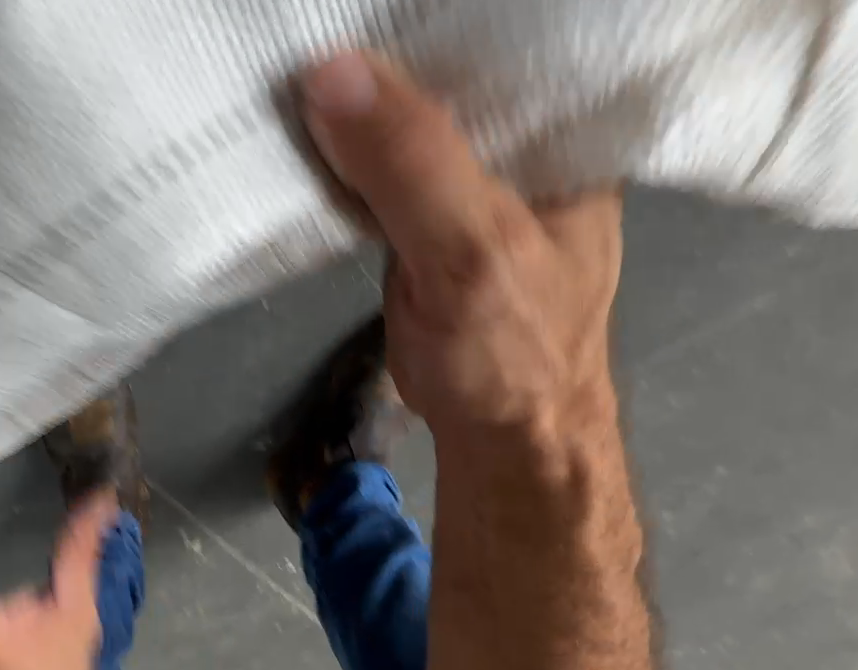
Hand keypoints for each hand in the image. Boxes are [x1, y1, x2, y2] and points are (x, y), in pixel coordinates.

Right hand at [301, 51, 623, 450]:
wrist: (499, 437)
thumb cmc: (508, 352)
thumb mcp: (467, 250)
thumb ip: (411, 164)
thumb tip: (327, 72)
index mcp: (562, 130)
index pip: (497, 41)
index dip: (426, 19)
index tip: (351, 5)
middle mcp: (521, 144)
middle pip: (449, 75)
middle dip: (382, 55)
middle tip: (304, 23)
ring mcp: (470, 185)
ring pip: (408, 124)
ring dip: (356, 105)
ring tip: (295, 62)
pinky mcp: (426, 223)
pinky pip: (383, 172)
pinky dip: (345, 156)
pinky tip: (310, 132)